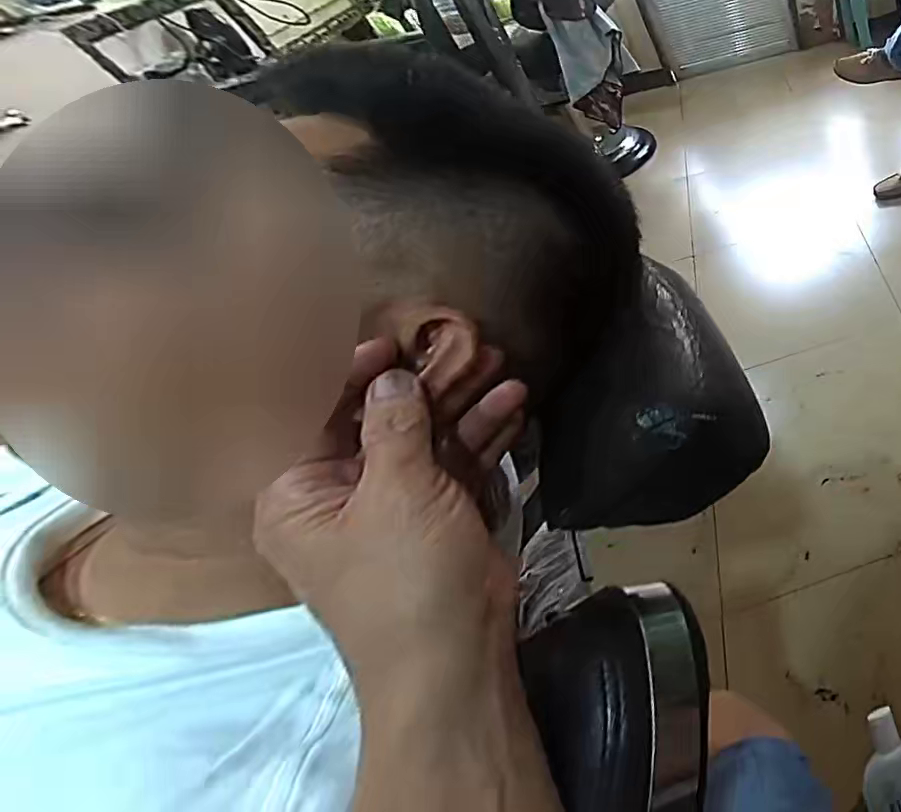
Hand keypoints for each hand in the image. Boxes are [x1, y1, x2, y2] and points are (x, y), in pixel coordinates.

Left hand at [255, 359, 527, 675]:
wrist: (452, 639)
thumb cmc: (403, 572)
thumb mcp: (395, 494)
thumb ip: (394, 431)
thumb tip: (390, 379)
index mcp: (303, 494)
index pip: (320, 421)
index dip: (354, 380)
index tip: (391, 343)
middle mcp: (346, 493)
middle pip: (388, 424)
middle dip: (432, 389)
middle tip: (471, 350)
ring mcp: (401, 501)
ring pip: (433, 439)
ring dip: (470, 407)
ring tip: (507, 372)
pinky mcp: (445, 509)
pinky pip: (461, 460)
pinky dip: (487, 434)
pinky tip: (515, 407)